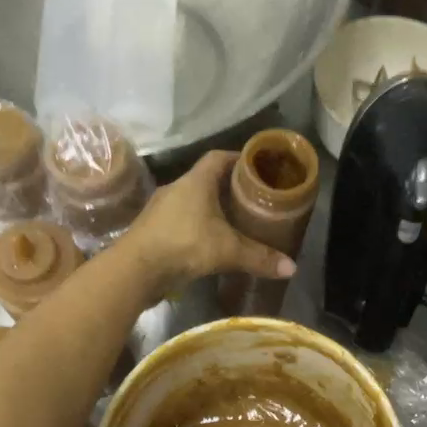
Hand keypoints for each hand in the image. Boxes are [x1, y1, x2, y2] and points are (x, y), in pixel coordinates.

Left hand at [120, 151, 295, 296]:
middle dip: (229, 187)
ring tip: (234, 221)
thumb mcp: (227, 251)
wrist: (135, 269)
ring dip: (211, 208)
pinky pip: (180, 219)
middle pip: (207, 179)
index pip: (219, 157)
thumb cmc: (183, 245)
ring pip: (192, 201)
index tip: (257, 169)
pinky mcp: (153, 229)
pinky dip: (197, 225)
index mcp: (196, 181)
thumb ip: (259, 257)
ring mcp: (161, 208)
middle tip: (252, 199)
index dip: (239, 159)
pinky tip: (209, 241)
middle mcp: (176, 187)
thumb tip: (292, 268)